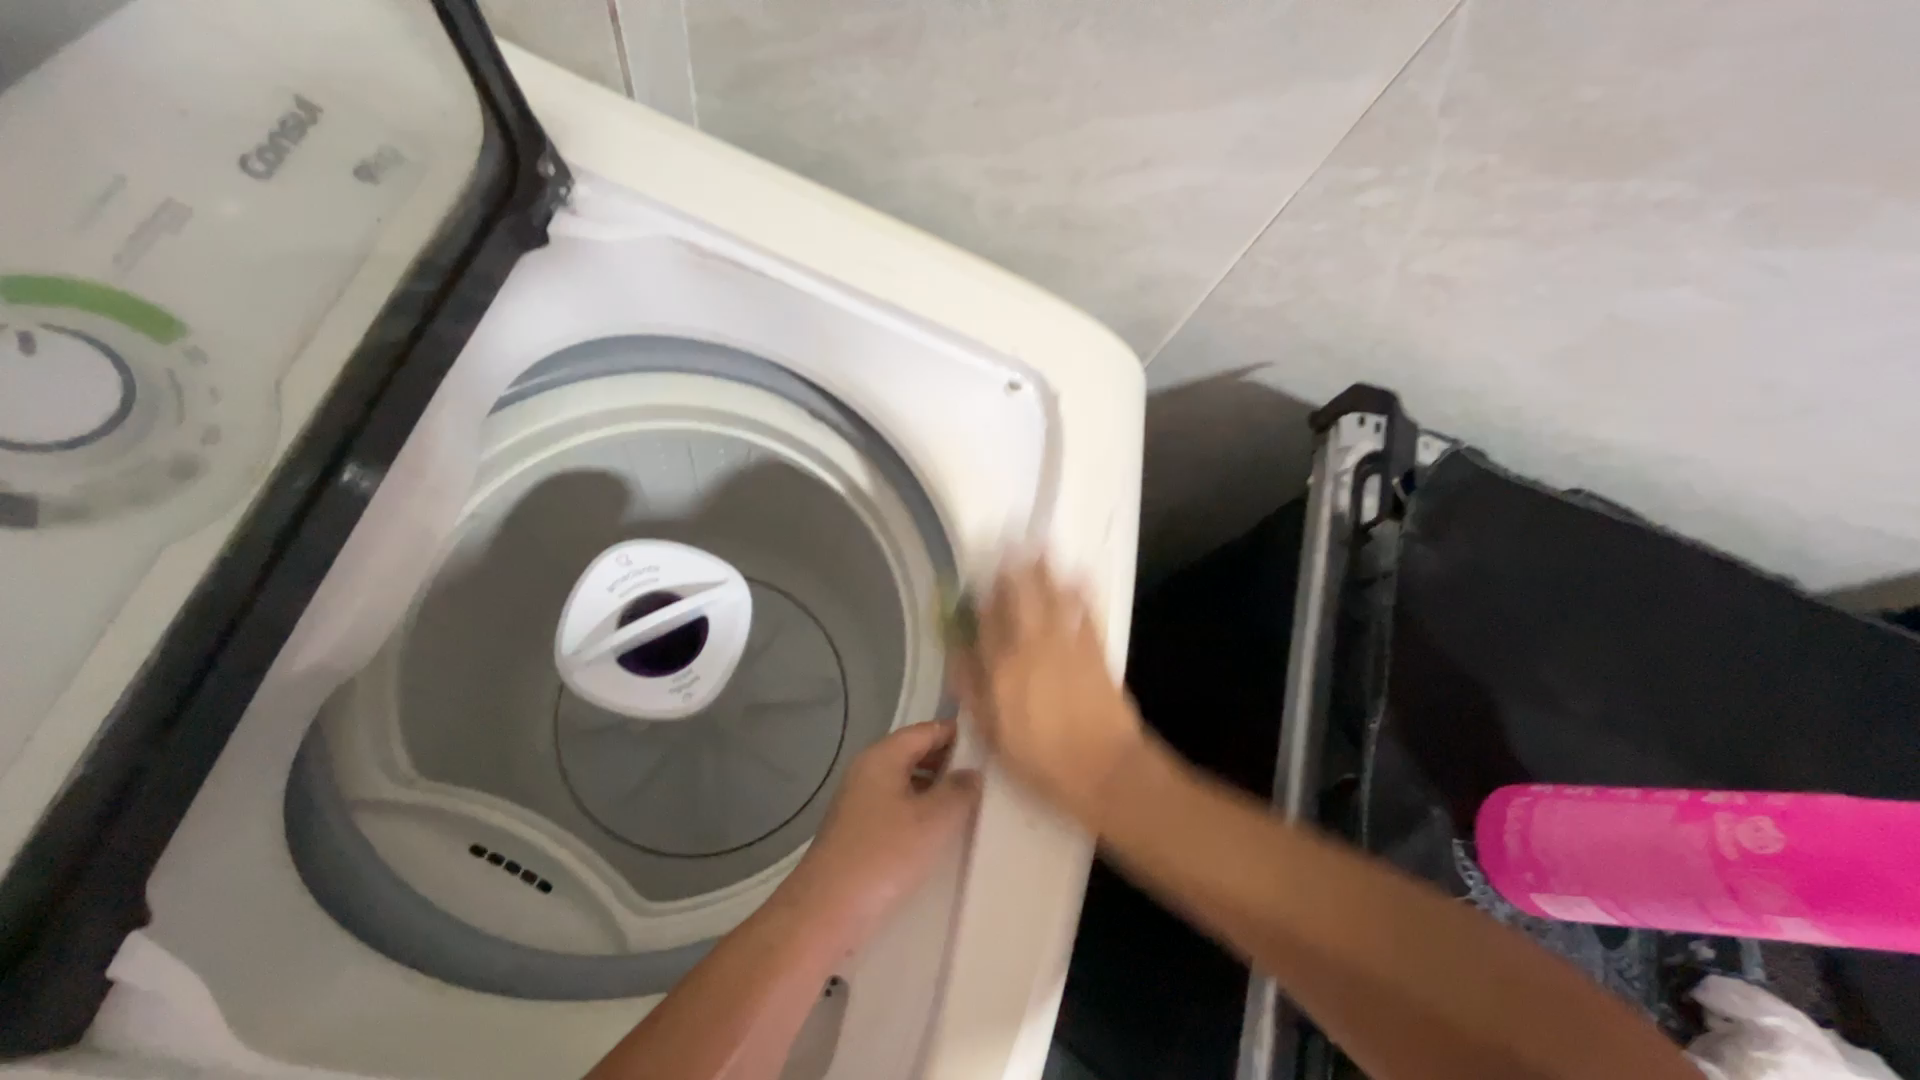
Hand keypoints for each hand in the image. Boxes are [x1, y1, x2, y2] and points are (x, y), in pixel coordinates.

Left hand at [778, 722, 981, 942]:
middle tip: (990, 774)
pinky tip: (944, 832)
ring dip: (938, 790)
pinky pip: (899, 809)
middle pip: (915, 753)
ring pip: (908, 783)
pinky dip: (922, 812)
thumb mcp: (933, 820)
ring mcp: (861, 803)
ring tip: (974, 803)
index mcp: (882, 757)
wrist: (827, 910)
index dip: (958, 733)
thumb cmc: (883, 855)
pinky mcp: (861, 832)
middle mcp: (868, 772)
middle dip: (950, 762)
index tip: (992, 742)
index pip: (925, 729)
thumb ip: (959, 790)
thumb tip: (972, 773)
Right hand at [949, 558, 1146, 831]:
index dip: (980, 597)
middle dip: (1011, 569)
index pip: (985, 622)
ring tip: (1037, 543)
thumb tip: (958, 655)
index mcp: (1001, 669)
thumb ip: (973, 691)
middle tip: (1007, 542)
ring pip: (1050, 598)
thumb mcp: (993, 734)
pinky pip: (1085, 612)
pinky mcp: (1096, 651)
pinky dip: (1080, 592)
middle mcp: (1031, 648)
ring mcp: (1066, 646)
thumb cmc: (1041, 761)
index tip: (977, 576)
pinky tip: (1078, 575)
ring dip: (1043, 569)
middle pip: (1018, 598)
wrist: (1102, 769)